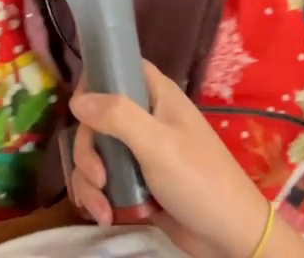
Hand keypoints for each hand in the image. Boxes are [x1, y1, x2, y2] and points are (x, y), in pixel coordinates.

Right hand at [68, 63, 273, 257]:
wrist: (227, 235)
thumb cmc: (198, 178)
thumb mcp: (157, 143)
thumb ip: (118, 116)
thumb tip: (76, 99)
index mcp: (156, 95)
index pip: (119, 67)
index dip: (96, 79)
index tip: (80, 107)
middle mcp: (145, 117)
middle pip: (97, 116)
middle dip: (88, 150)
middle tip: (99, 177)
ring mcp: (139, 151)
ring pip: (95, 151)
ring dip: (89, 180)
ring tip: (103, 208)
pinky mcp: (134, 181)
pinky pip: (102, 180)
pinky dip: (97, 196)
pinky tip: (105, 215)